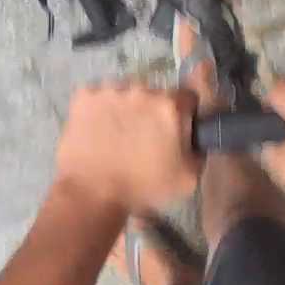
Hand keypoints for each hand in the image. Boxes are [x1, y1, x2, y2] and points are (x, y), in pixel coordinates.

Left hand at [55, 84, 200, 214]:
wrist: (92, 195)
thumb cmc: (143, 188)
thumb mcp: (188, 178)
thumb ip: (199, 149)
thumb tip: (198, 135)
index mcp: (170, 105)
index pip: (187, 97)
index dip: (183, 114)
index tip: (174, 131)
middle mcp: (142, 89)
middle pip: (154, 93)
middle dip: (152, 111)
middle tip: (143, 138)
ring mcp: (110, 89)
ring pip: (125, 93)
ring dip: (126, 108)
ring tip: (117, 136)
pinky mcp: (85, 95)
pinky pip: (98, 96)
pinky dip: (99, 110)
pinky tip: (97, 131)